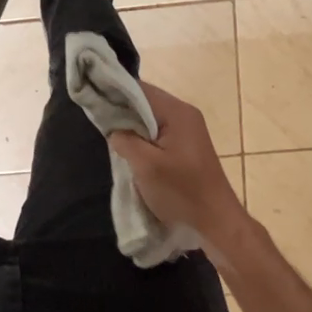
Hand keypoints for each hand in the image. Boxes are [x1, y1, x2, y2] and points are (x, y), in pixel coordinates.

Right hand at [109, 83, 246, 241]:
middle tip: (99, 120)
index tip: (94, 100)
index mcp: (177, 112)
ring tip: (111, 133)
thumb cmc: (182, 192)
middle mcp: (185, 113)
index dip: (115, 92)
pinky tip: (131, 147)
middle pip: (146, 101)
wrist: (218, 222)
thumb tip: (114, 130)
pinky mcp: (187, 144)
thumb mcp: (147, 166)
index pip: (140, 89)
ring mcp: (189, 129)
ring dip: (133, 124)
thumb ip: (125, 140)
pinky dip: (144, 135)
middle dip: (123, 109)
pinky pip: (160, 130)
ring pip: (152, 116)